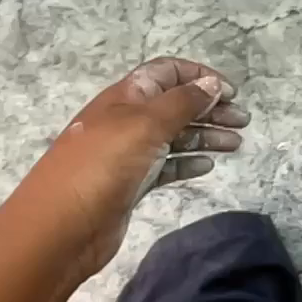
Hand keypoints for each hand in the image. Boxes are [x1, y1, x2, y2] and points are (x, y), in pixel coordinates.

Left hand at [7, 57, 251, 281]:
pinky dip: (188, 162)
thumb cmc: (102, 167)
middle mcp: (127, 120)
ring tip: (236, 145)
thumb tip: (212, 85)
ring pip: (175, 135)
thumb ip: (183, 102)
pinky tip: (208, 166)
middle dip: (210, 108)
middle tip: (243, 121)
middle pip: (176, 103)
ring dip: (206, 135)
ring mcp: (128, 153)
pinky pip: (166, 165)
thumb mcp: (145, 125)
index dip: (200, 76)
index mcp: (126, 97)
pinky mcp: (130, 183)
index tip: (231, 92)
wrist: (58, 230)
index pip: (168, 72)